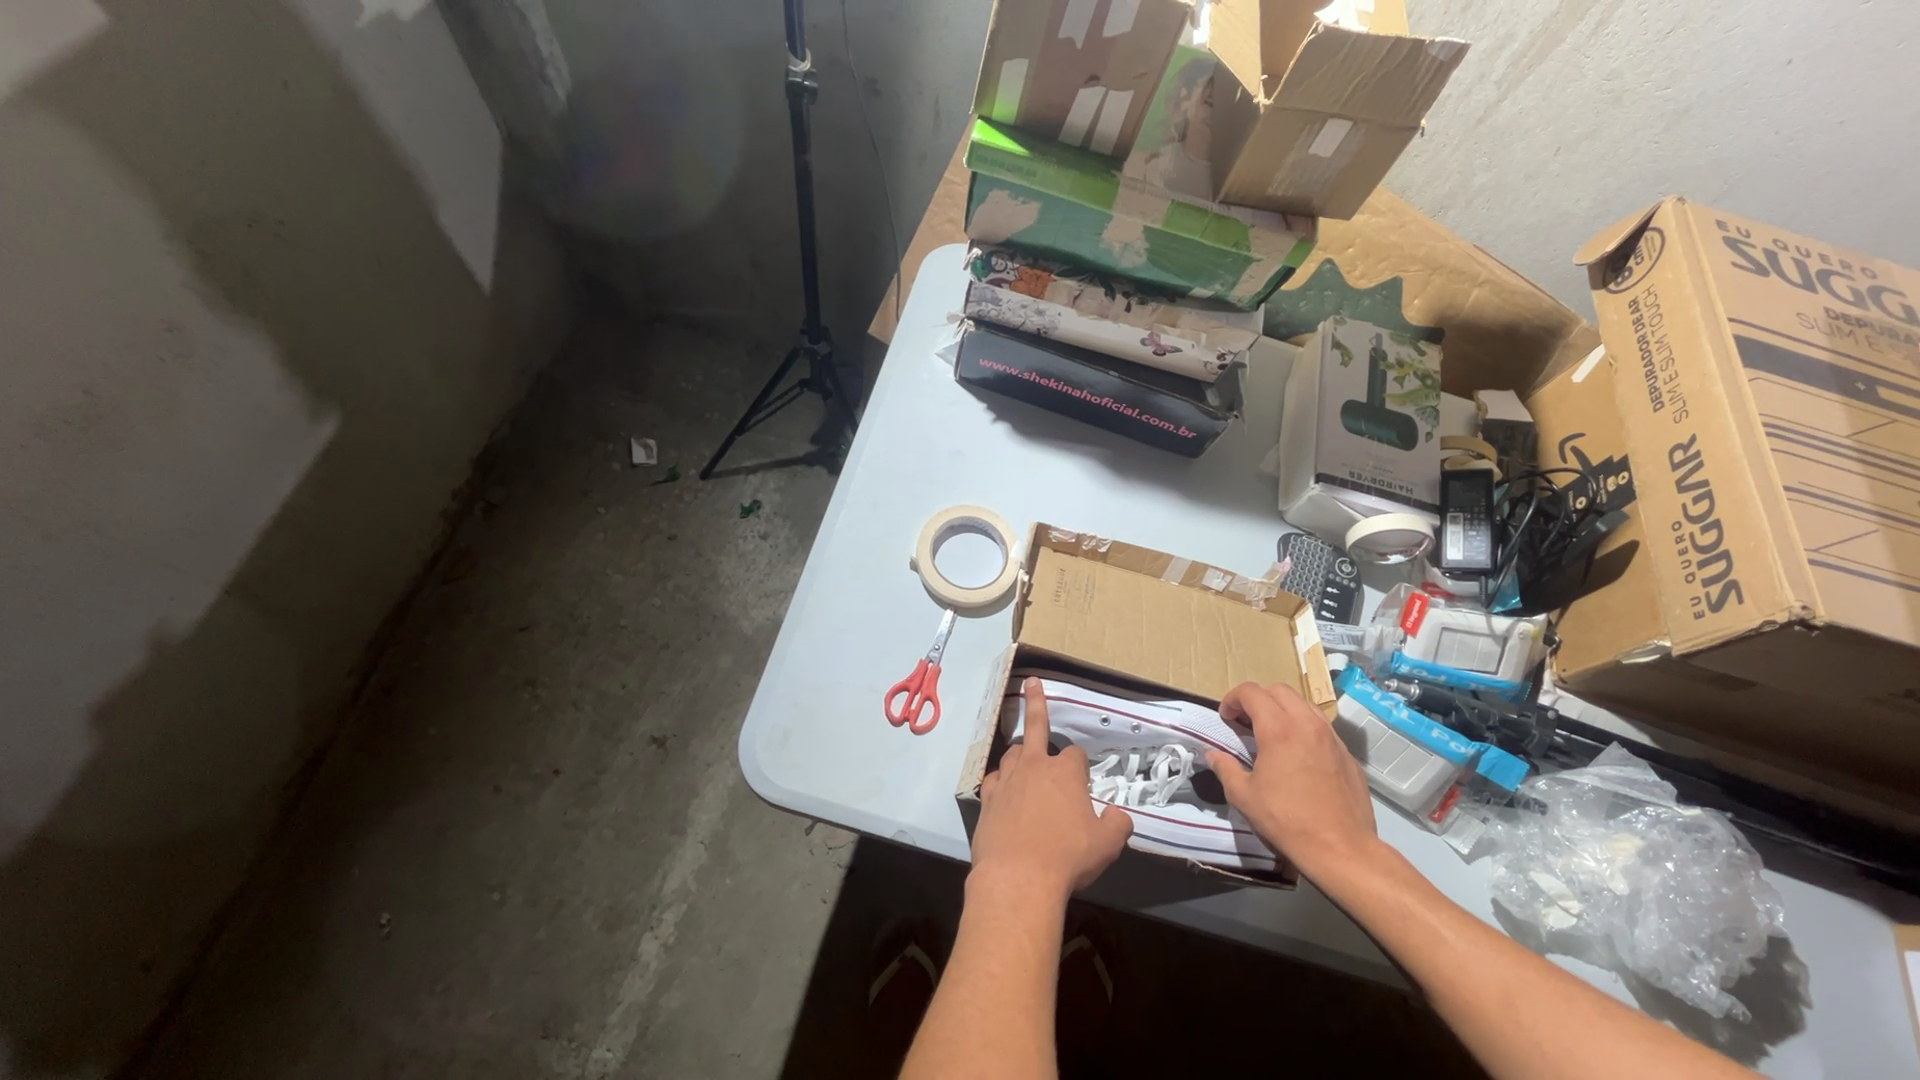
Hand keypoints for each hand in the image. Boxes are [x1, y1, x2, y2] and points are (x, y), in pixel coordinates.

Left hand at [971, 678, 1132, 901]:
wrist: (1018, 878)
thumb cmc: (1067, 857)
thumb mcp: (1107, 844)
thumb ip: (1118, 824)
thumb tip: (1117, 815)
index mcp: (1065, 772)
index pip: (1077, 756)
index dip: (1082, 767)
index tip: (1084, 783)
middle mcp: (1034, 768)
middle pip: (1036, 728)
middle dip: (1036, 703)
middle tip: (1032, 683)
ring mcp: (1006, 782)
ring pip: (1012, 754)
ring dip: (1021, 753)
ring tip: (1025, 755)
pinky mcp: (987, 801)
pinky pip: (994, 780)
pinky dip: (1001, 781)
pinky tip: (1003, 790)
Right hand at [1207, 682, 1378, 882]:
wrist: (1340, 847)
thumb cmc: (1286, 820)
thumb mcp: (1243, 796)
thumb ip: (1225, 769)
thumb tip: (1213, 755)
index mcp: (1278, 729)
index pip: (1251, 692)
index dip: (1232, 699)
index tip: (1226, 718)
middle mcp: (1307, 724)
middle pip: (1279, 690)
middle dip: (1257, 699)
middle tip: (1245, 722)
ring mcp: (1332, 737)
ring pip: (1304, 704)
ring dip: (1283, 709)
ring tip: (1273, 733)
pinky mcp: (1347, 754)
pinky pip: (1322, 727)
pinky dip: (1304, 728)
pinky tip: (1299, 755)